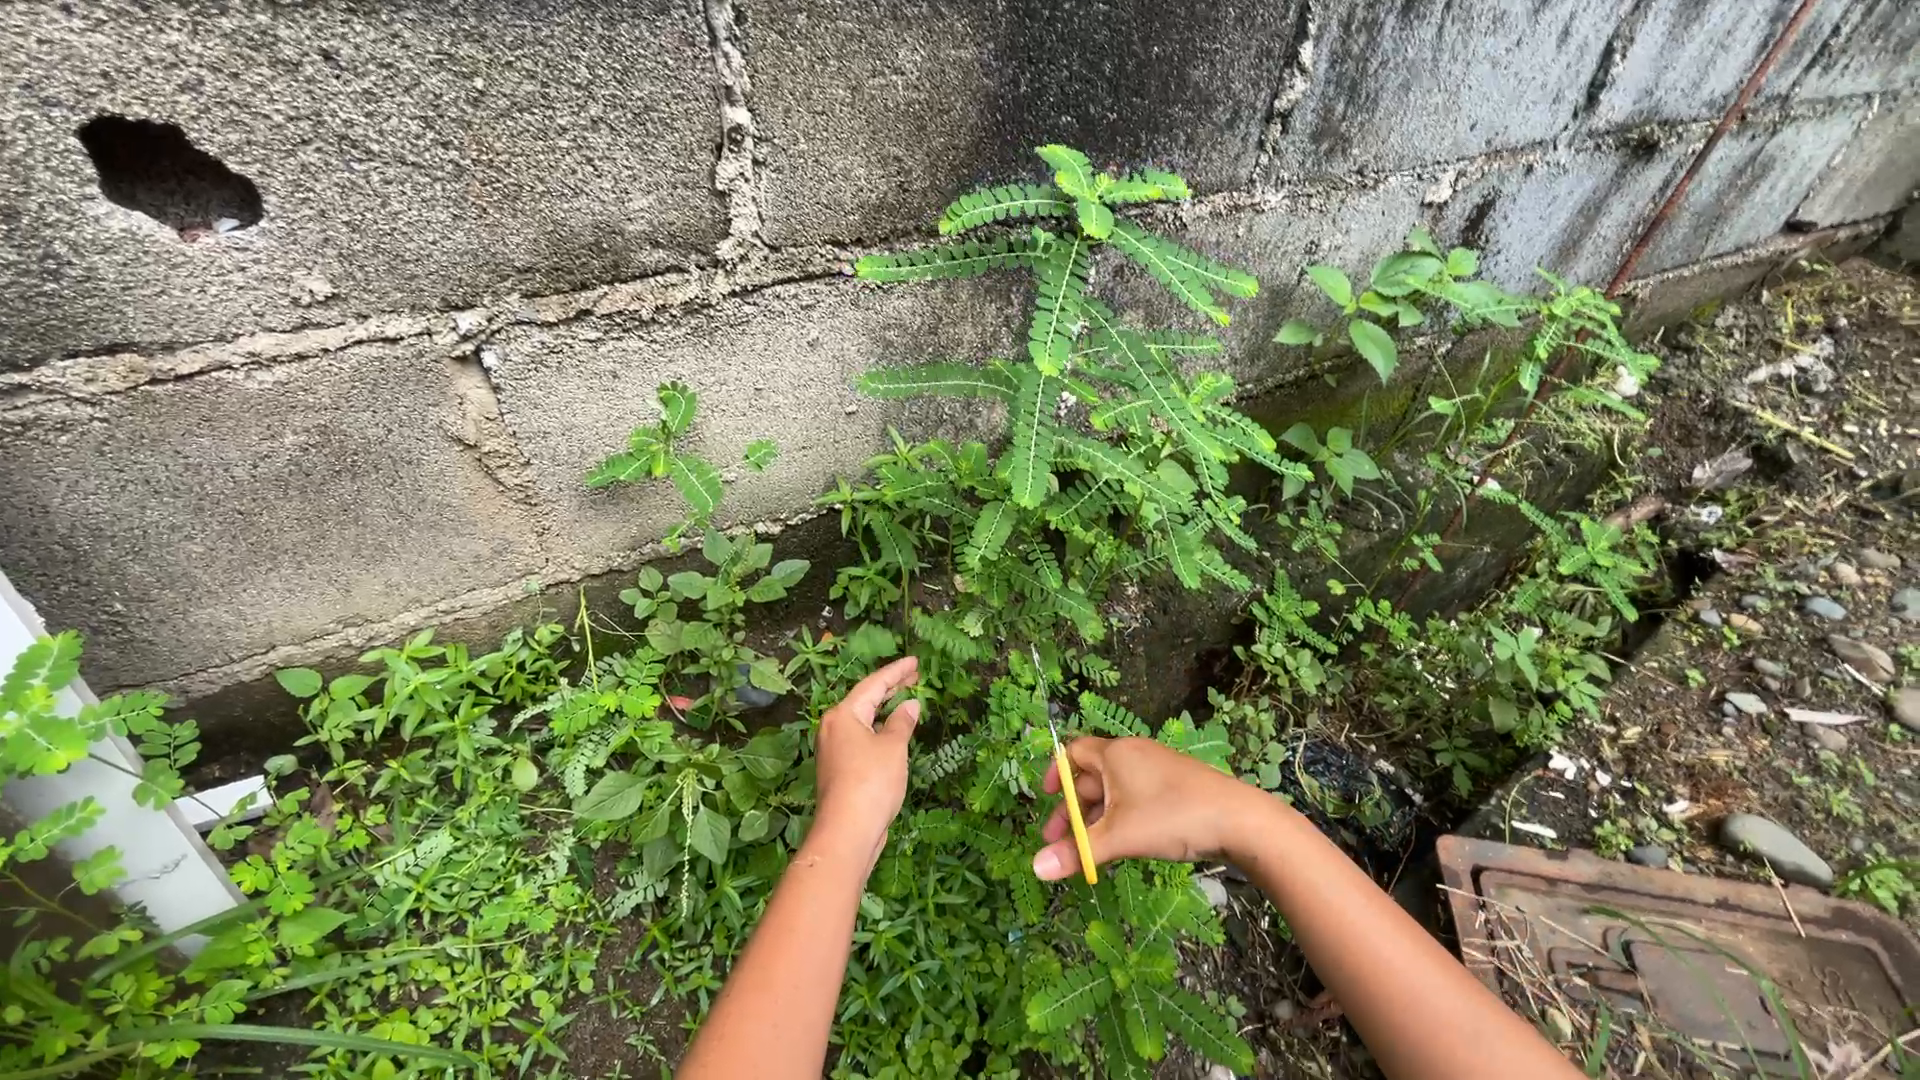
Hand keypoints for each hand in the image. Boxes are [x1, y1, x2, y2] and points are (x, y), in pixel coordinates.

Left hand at [810, 656, 921, 865]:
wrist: (847, 831)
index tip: (914, 662)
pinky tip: (892, 733)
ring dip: (884, 710)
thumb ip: (902, 722)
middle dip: (890, 688)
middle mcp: (833, 727)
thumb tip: (910, 705)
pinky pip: (861, 738)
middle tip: (914, 676)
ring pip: (862, 720)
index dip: (896, 672)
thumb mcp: (893, 747)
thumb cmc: (871, 782)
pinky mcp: (839, 769)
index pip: (873, 684)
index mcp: (843, 715)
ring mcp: (833, 749)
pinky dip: (878, 730)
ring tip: (906, 700)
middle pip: (865, 700)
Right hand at [1032, 736, 1256, 881]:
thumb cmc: (1172, 817)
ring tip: (1087, 851)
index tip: (1046, 799)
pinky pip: (1135, 798)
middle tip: (1059, 843)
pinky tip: (1121, 845)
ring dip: (1096, 819)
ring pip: (1114, 791)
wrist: (1240, 821)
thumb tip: (1036, 868)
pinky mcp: (1175, 788)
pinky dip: (1120, 818)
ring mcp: (1157, 770)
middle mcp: (1134, 755)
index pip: (1073, 752)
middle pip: (1091, 777)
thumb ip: (1078, 852)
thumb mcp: (1120, 837)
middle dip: (1073, 810)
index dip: (1056, 774)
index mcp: (1116, 753)